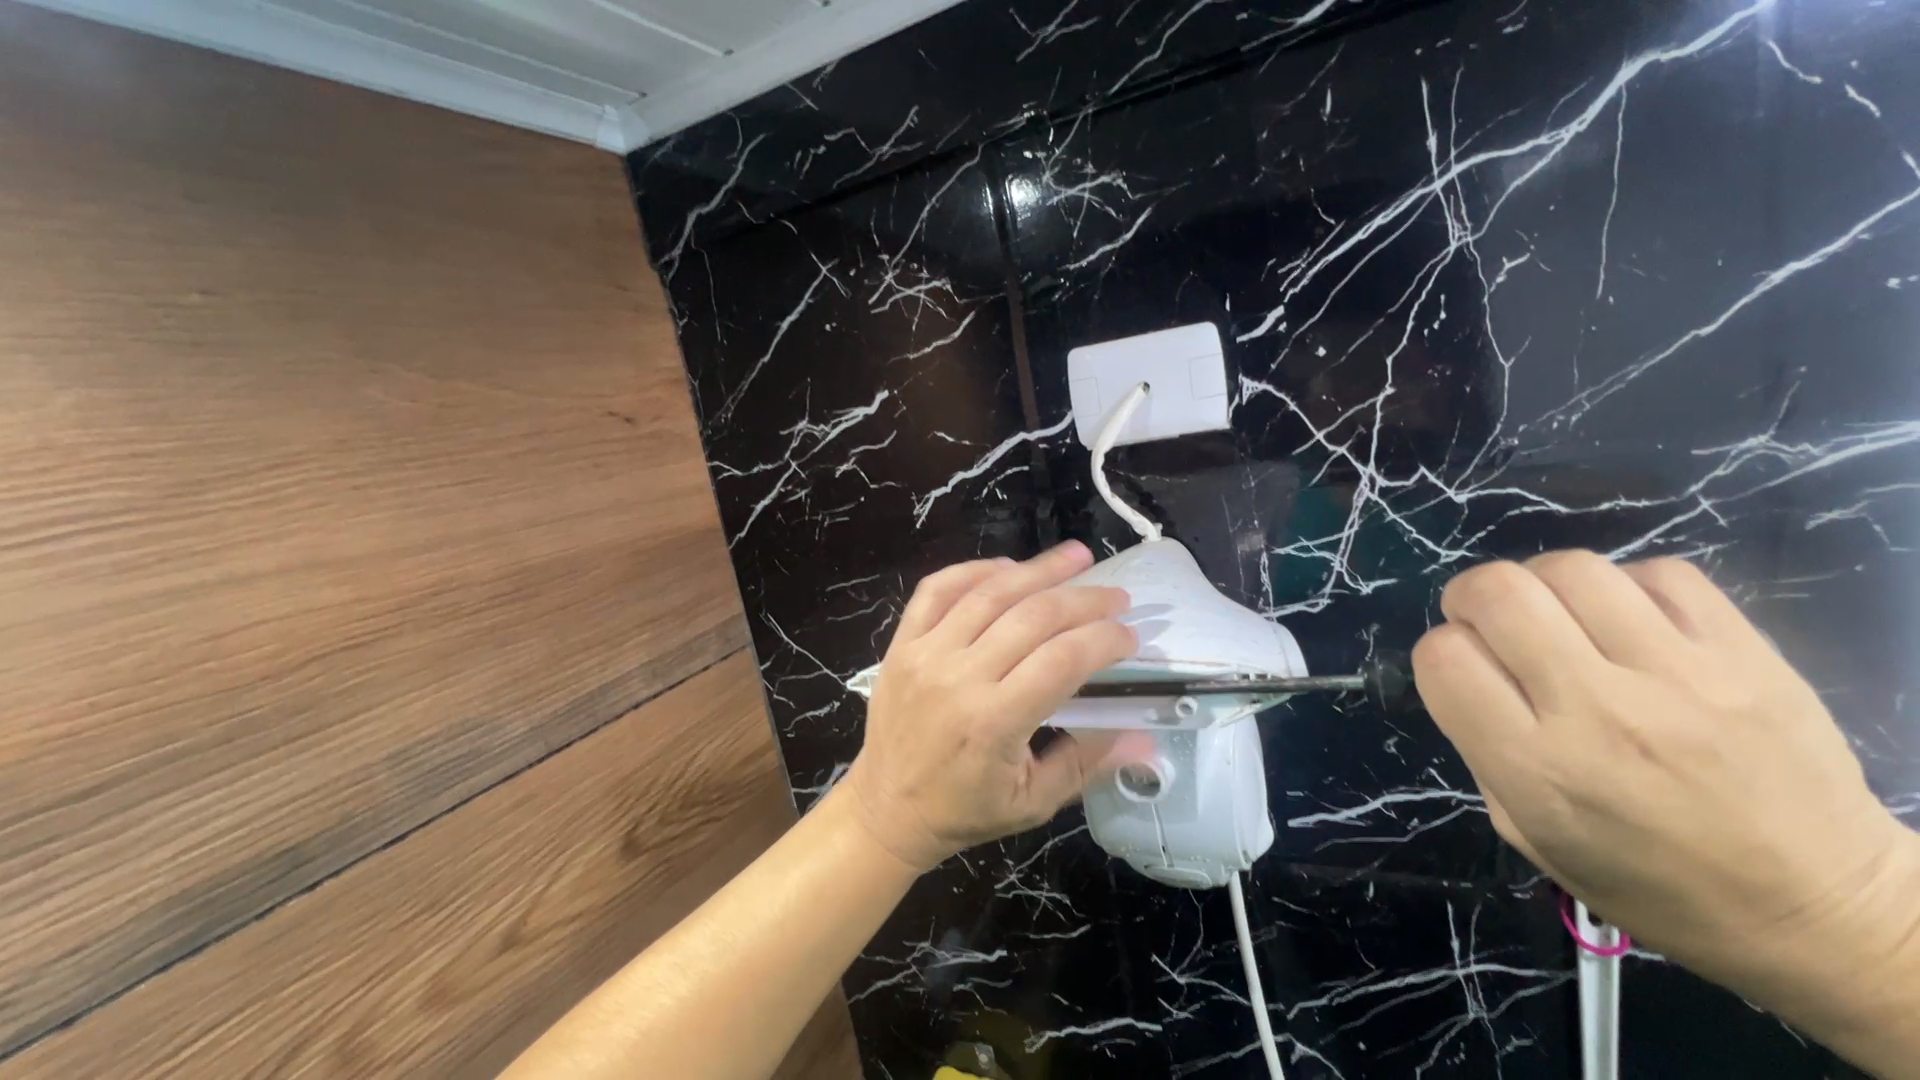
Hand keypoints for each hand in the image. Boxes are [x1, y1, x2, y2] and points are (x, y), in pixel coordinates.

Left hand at [845, 542, 1137, 869]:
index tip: (1130, 636)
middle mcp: (959, 677)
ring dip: (1038, 569)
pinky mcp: (901, 644)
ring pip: (989, 594)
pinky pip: (937, 590)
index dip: (1104, 639)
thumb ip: (1087, 762)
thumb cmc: (964, 810)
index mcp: (994, 722)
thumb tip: (1143, 735)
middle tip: (1117, 595)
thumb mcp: (1033, 802)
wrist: (886, 810)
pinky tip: (1008, 566)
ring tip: (1076, 556)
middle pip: (1033, 617)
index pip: (1063, 660)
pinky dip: (974, 570)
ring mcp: (925, 654)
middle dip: (1084, 600)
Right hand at [1413, 552, 1919, 999]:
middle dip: (1472, 597)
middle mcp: (1600, 711)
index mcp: (1537, 769)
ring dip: (1543, 584)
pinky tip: (1631, 622)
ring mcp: (1679, 677)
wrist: (1818, 910)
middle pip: (1498, 592)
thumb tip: (1470, 673)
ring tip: (1561, 617)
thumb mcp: (1529, 836)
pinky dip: (1626, 586)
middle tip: (1490, 623)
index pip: (1444, 656)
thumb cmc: (1652, 886)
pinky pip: (1661, 574)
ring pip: (1571, 568)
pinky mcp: (1747, 655)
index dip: (1440, 650)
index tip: (1463, 669)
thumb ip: (1484, 748)